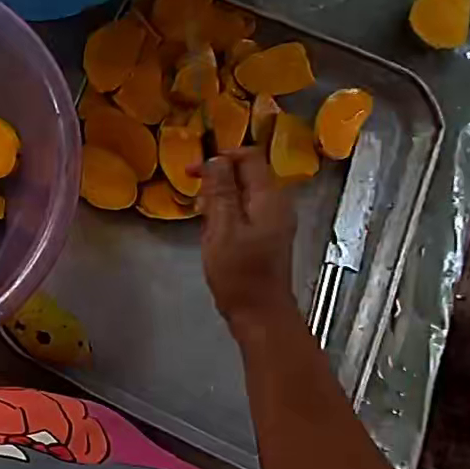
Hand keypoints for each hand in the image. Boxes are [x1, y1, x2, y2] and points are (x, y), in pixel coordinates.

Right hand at [190, 147, 296, 332]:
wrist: (258, 311)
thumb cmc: (238, 271)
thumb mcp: (222, 228)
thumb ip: (221, 191)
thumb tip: (215, 160)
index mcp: (269, 198)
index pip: (250, 157)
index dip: (221, 157)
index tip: (193, 171)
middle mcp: (276, 204)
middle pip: (247, 174)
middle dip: (217, 179)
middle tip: (193, 197)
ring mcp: (273, 220)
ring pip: (243, 193)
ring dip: (219, 197)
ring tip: (200, 215)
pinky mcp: (265, 235)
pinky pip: (244, 211)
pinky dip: (225, 213)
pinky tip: (211, 229)